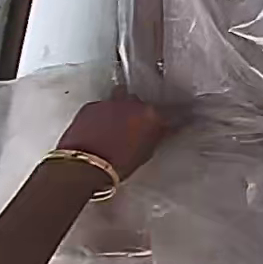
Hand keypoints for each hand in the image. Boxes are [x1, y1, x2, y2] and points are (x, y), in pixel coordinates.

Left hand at [56, 94, 171, 177]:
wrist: (85, 165)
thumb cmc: (117, 164)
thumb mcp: (146, 152)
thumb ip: (156, 135)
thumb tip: (161, 130)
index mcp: (152, 115)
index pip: (171, 113)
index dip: (174, 118)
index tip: (177, 120)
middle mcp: (134, 103)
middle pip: (142, 103)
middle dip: (141, 112)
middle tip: (138, 127)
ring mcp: (112, 102)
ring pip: (122, 98)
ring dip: (123, 108)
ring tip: (119, 123)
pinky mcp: (92, 105)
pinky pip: (103, 105)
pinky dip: (104, 114)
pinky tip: (101, 127)